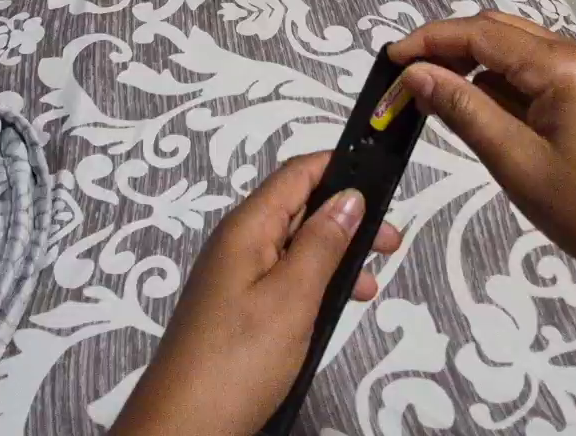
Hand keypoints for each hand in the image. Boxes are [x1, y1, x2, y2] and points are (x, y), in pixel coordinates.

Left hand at [110, 153, 403, 435]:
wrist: (182, 428)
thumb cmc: (240, 357)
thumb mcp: (291, 297)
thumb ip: (322, 243)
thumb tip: (349, 195)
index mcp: (248, 226)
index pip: (296, 174)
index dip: (337, 167)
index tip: (381, 178)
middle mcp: (241, 241)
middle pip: (299, 208)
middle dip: (346, 216)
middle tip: (392, 242)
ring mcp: (238, 275)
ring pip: (296, 246)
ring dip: (336, 254)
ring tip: (374, 280)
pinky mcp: (240, 308)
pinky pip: (285, 277)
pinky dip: (317, 283)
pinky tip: (339, 304)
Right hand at [388, 11, 575, 305]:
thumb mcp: (516, 163)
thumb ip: (462, 109)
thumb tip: (415, 73)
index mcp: (562, 65)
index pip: (481, 33)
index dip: (429, 40)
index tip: (389, 60)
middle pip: (498, 29)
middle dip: (449, 46)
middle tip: (408, 79)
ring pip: (515, 48)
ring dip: (473, 62)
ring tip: (434, 92)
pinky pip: (534, 71)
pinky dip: (499, 81)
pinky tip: (478, 107)